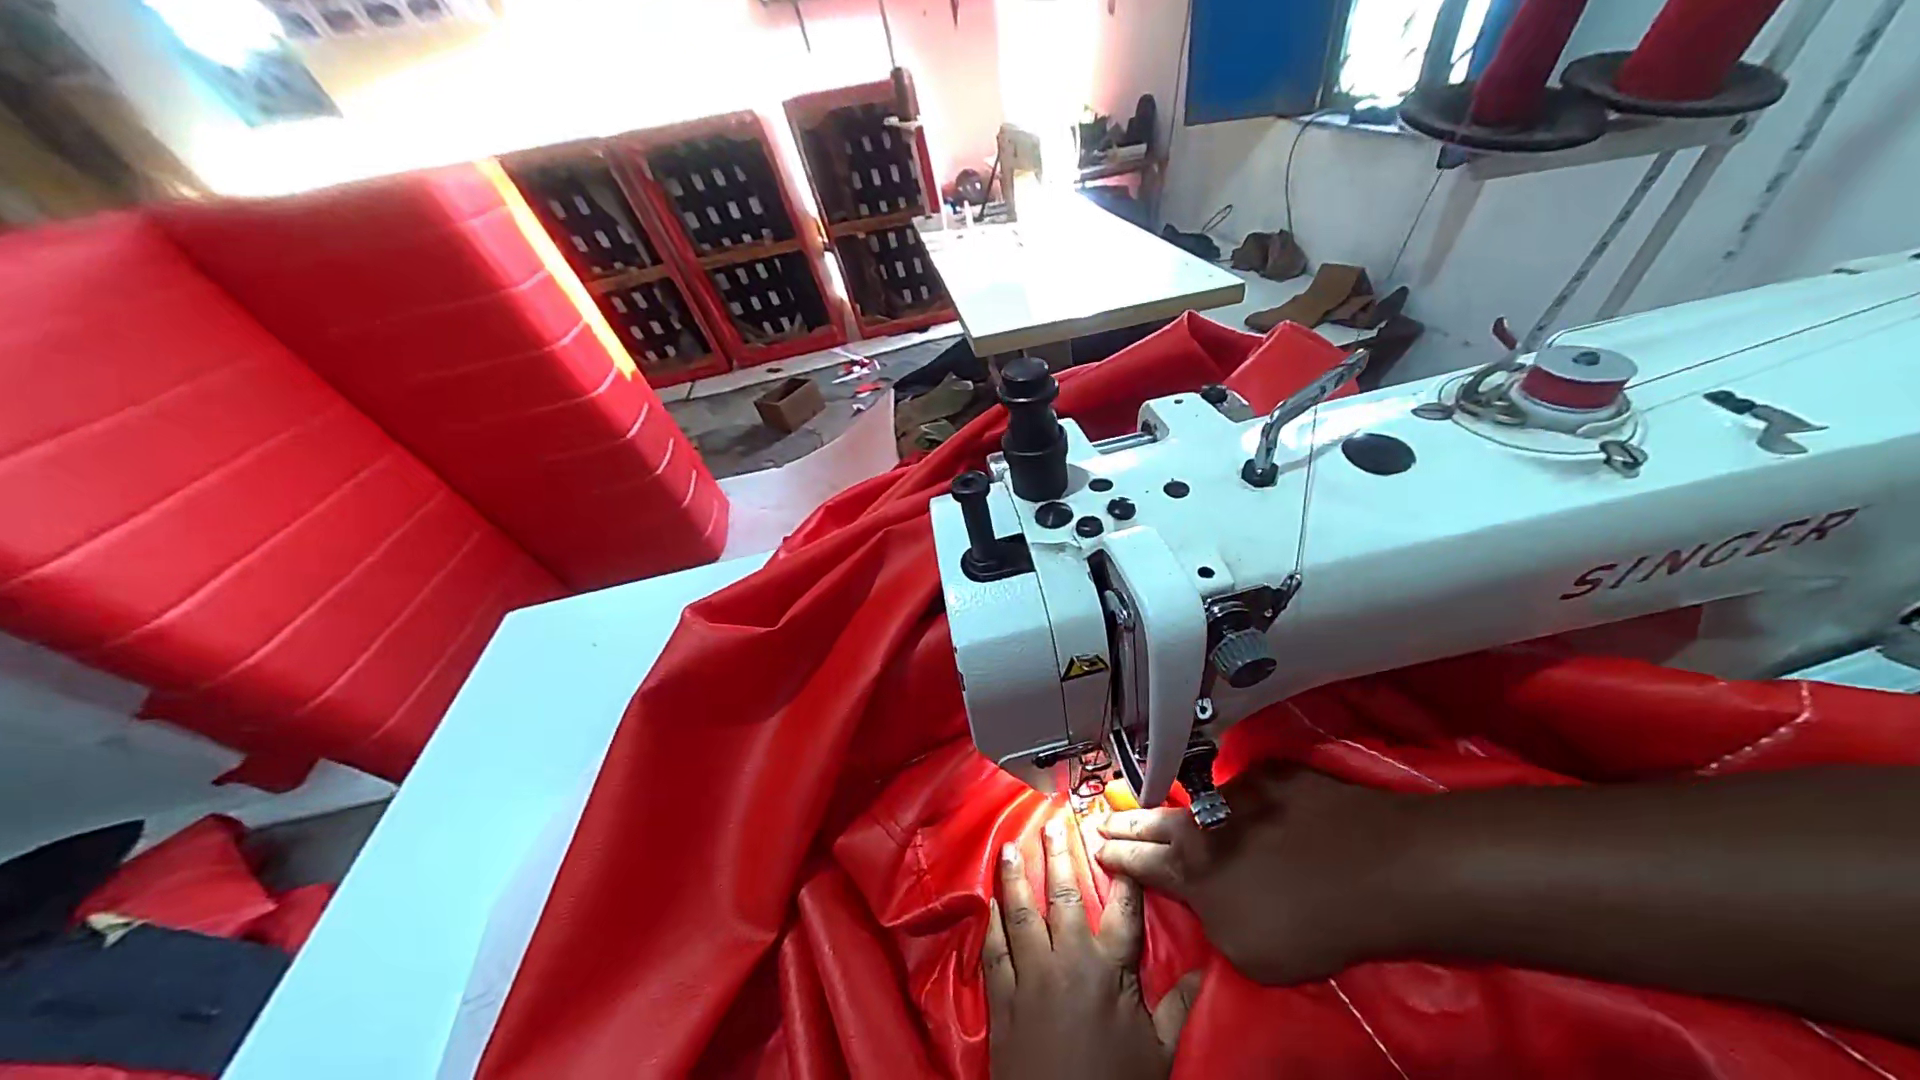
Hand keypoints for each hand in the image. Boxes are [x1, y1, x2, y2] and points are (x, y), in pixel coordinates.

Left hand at [982, 812, 1200, 1079]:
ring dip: (1015, 877)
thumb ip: (1177, 1008)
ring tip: (1010, 846)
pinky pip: (995, 950)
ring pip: (1021, 913)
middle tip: (1052, 823)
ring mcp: (1031, 975)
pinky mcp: (1003, 997)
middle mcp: (1068, 959)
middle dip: (1059, 855)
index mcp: (1109, 969)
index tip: (1116, 843)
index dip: (1124, 876)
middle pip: (1064, 896)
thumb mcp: (1157, 1054)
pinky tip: (990, 902)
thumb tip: (1201, 972)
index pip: (1123, 910)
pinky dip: (992, 924)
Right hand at [1096, 766, 1413, 984]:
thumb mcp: (1247, 953)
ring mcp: (1234, 793)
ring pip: (1189, 797)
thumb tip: (1207, 902)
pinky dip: (1231, 794)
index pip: (1135, 861)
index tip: (1095, 848)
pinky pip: (1239, 784)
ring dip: (1167, 804)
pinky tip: (1237, 798)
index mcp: (1188, 870)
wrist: (1372, 869)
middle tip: (1100, 817)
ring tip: (1147, 802)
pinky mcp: (1269, 776)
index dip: (1112, 856)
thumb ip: (1212, 922)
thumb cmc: (1307, 925)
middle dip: (1121, 821)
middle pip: (1149, 820)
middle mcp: (1199, 824)